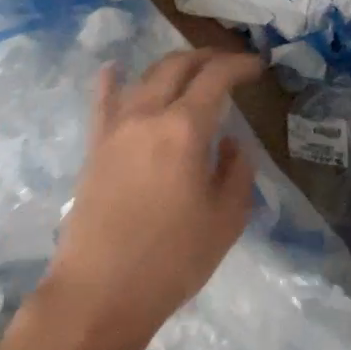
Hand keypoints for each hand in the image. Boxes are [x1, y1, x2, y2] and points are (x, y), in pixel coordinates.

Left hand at [43, 50, 261, 347]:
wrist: (100, 291)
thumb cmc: (172, 260)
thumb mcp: (225, 221)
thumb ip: (236, 173)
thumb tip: (230, 143)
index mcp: (185, 128)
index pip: (216, 78)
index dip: (238, 65)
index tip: (256, 66)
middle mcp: (148, 114)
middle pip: (177, 66)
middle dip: (206, 58)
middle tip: (227, 65)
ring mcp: (116, 127)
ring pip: (144, 77)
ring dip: (171, 66)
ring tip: (189, 70)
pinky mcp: (94, 146)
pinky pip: (103, 101)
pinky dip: (112, 80)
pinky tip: (113, 69)